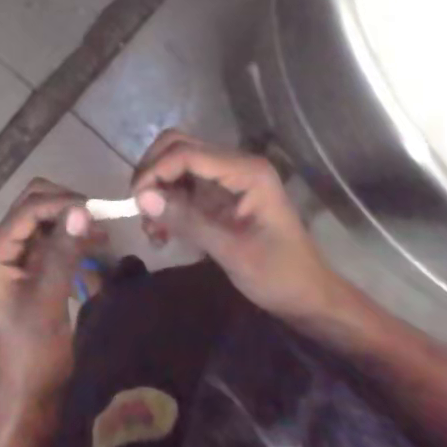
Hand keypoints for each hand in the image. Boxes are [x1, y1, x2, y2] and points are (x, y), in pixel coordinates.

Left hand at [0, 179, 94, 397]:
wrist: (31, 393)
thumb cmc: (34, 351)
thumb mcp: (49, 299)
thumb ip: (63, 252)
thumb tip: (82, 209)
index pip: (29, 208)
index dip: (62, 203)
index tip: (96, 211)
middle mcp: (1, 243)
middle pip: (35, 203)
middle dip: (67, 205)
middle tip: (99, 219)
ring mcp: (16, 252)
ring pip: (47, 216)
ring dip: (73, 219)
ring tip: (102, 233)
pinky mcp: (33, 263)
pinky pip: (54, 235)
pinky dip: (75, 236)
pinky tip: (98, 245)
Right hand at [131, 131, 342, 324]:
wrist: (310, 299)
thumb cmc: (279, 276)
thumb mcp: (231, 251)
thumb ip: (186, 220)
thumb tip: (141, 198)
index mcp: (246, 171)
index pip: (187, 153)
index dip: (156, 170)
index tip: (135, 201)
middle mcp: (235, 165)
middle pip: (179, 147)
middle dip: (153, 172)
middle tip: (138, 207)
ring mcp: (228, 178)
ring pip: (178, 164)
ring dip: (158, 189)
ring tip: (151, 228)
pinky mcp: (221, 195)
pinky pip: (184, 186)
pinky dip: (167, 203)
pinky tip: (162, 232)